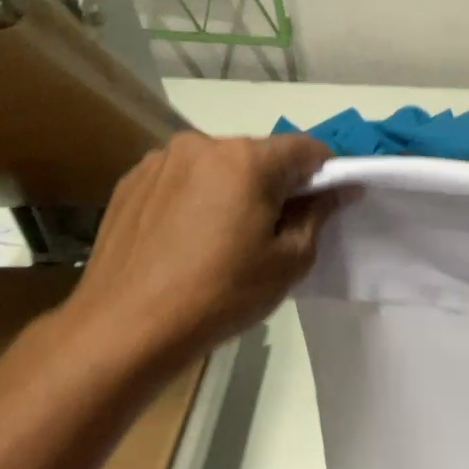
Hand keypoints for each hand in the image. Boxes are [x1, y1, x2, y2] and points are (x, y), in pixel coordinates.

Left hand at [62, 131, 348, 361]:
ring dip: (235, 193)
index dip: (326, 173)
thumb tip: (338, 189)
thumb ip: (317, 215)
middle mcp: (201, 146)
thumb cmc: (224, 293)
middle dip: (276, 185)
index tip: (329, 205)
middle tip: (278, 234)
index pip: (304, 148)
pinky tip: (192, 243)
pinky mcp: (131, 183)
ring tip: (228, 242)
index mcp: (246, 160)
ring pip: (218, 169)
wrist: (131, 323)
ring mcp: (159, 161)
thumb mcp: (289, 261)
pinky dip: (199, 201)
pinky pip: (183, 182)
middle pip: (258, 156)